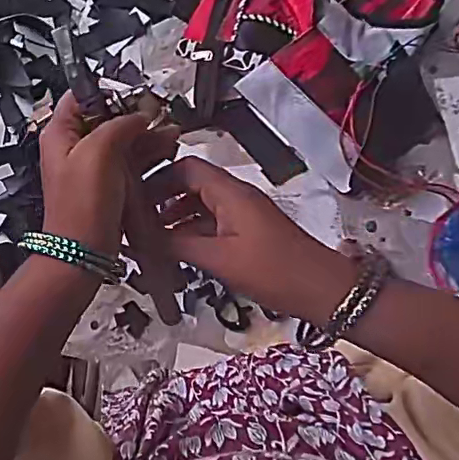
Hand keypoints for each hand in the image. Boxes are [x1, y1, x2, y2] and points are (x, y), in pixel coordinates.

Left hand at [37, 93, 168, 253]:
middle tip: (157, 113)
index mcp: (60, 135)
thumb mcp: (98, 152)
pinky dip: (145, 154)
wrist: (84, 252)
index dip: (108, 93)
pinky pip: (127, 161)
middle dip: (133, 115)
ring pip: (120, 139)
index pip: (81, 97)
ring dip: (145, 134)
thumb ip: (118, 125)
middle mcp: (72, 149)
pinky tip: (165, 150)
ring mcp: (89, 168)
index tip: (133, 95)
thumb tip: (137, 113)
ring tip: (168, 131)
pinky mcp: (105, 185)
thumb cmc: (79, 210)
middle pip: (104, 118)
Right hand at [144, 156, 355, 318]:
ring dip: (175, 215)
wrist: (323, 291)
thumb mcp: (218, 259)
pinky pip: (211, 220)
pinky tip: (176, 248)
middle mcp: (236, 196)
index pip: (185, 168)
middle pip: (190, 183)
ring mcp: (243, 213)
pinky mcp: (247, 230)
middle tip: (137, 216)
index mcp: (230, 193)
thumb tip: (140, 240)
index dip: (157, 179)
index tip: (135, 196)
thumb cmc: (276, 272)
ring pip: (199, 203)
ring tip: (151, 234)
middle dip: (162, 197)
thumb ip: (176, 246)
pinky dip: (190, 229)